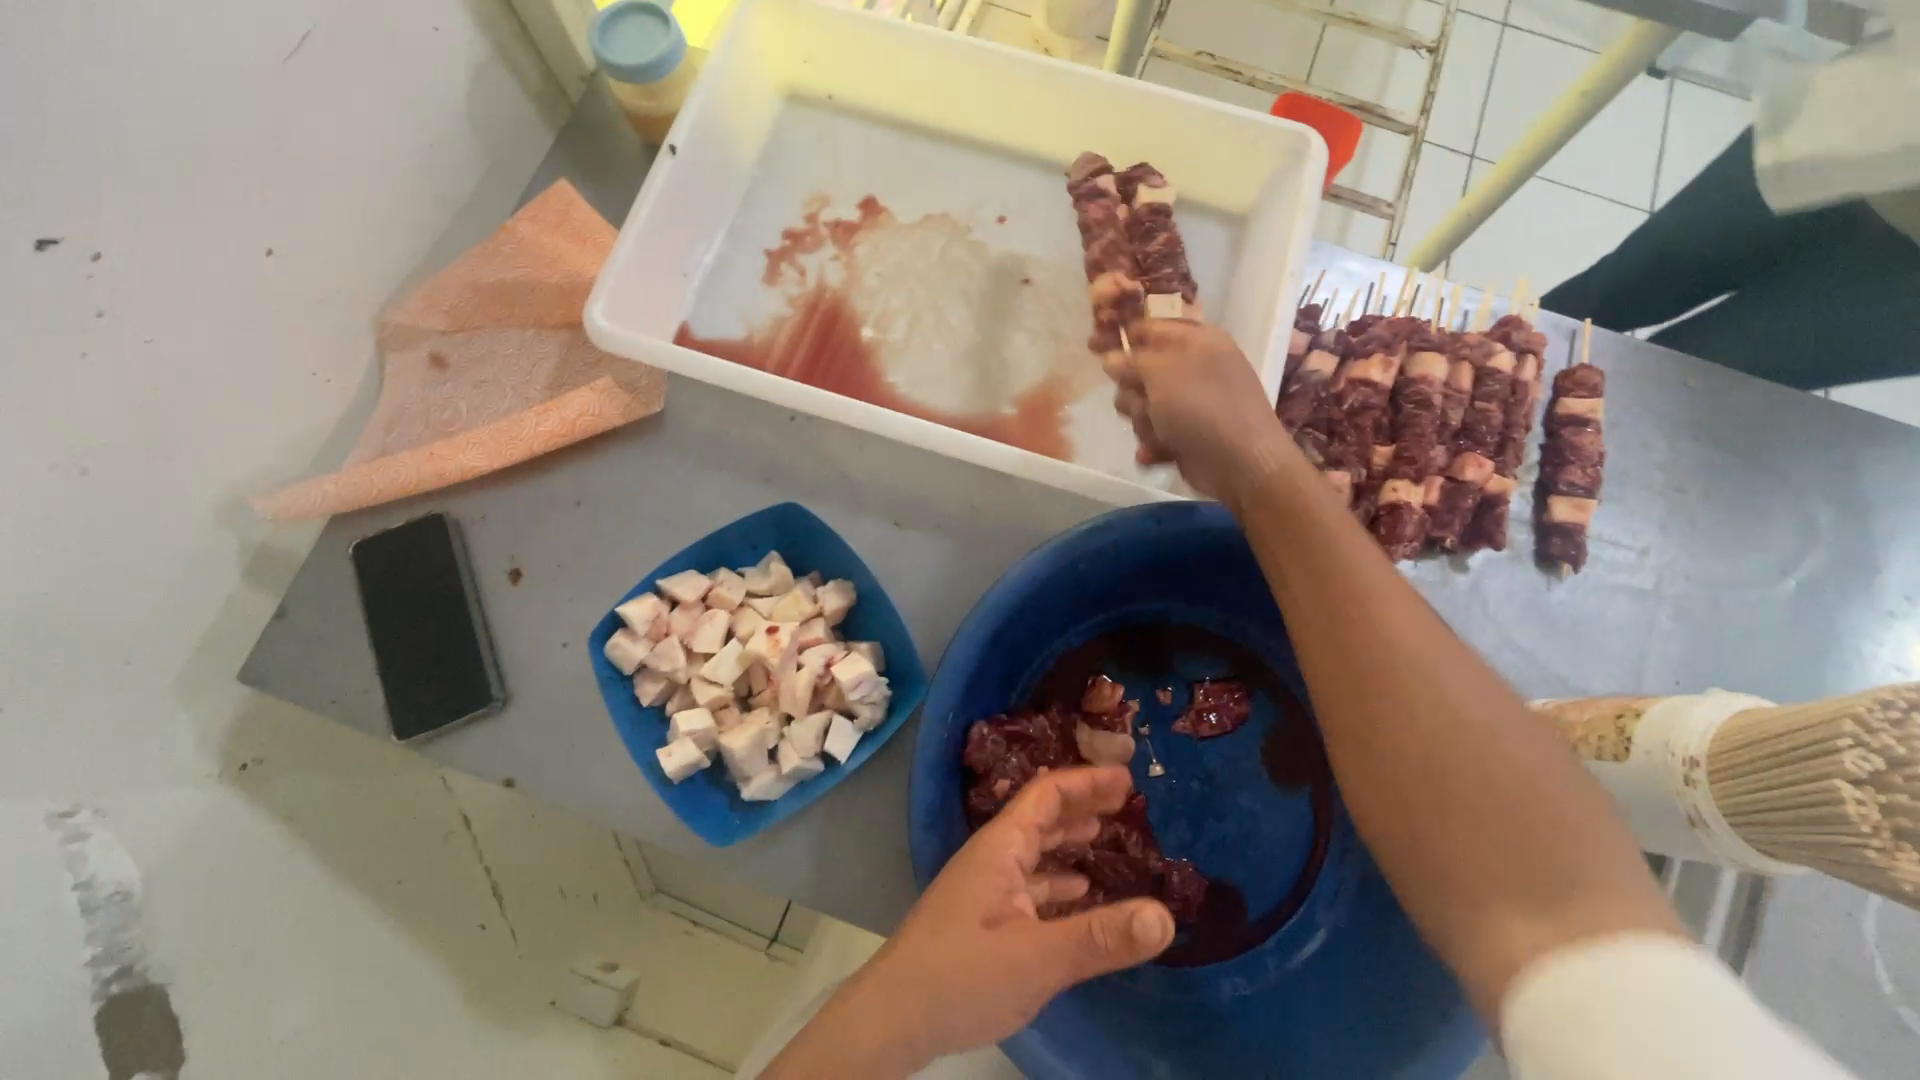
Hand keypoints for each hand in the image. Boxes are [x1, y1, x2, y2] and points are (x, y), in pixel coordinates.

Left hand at [763, 768, 1175, 1077]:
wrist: (893, 1017)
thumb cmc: (960, 976)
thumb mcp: (1037, 958)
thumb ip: (1100, 938)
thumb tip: (1166, 916)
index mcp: (1000, 848)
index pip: (1046, 795)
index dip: (1086, 782)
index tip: (1127, 778)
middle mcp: (992, 859)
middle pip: (1040, 818)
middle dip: (1081, 806)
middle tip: (1127, 804)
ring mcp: (984, 889)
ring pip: (1034, 853)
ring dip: (1069, 842)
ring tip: (1107, 838)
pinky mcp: (982, 920)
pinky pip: (1028, 886)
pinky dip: (1057, 882)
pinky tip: (1078, 894)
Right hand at [1105, 319, 1297, 510]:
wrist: (1241, 463)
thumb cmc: (1201, 407)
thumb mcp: (1160, 373)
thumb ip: (1131, 360)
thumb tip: (1110, 358)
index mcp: (1196, 340)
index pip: (1150, 327)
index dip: (1120, 336)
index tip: (1091, 346)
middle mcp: (1195, 367)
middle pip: (1140, 371)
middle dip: (1134, 393)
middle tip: (1144, 402)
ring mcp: (1192, 403)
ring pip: (1144, 406)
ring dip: (1145, 422)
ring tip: (1161, 433)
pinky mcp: (1188, 435)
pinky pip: (1156, 433)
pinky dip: (1155, 444)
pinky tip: (1158, 453)